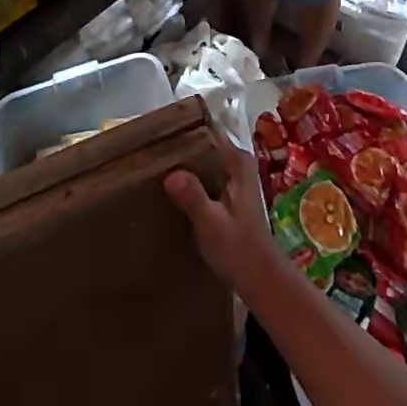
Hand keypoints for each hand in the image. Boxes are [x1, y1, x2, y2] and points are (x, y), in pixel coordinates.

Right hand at [163, 141, 279, 289]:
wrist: (259, 276)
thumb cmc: (238, 249)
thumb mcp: (212, 223)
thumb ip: (193, 197)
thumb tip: (170, 174)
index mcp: (237, 160)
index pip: (208, 130)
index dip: (183, 129)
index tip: (157, 132)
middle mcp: (237, 161)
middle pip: (203, 142)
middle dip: (178, 145)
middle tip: (147, 149)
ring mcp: (233, 176)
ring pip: (202, 159)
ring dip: (182, 162)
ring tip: (151, 163)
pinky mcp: (227, 191)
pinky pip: (203, 174)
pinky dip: (188, 177)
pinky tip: (167, 185)